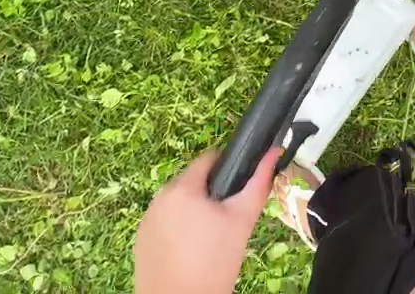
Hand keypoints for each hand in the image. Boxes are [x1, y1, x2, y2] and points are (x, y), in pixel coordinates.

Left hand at [133, 148, 276, 292]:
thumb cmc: (214, 263)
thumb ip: (258, 183)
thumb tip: (274, 152)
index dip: (228, 171)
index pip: (209, 159)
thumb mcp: (242, 221)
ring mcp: (147, 219)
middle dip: (210, 196)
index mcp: (182, 187)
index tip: (236, 194)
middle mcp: (159, 197)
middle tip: (224, 223)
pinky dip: (177, 229)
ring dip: (193, 212)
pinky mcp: (140, 241)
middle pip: (193, 182)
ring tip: (207, 240)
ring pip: (179, 203)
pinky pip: (165, 222)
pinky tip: (189, 252)